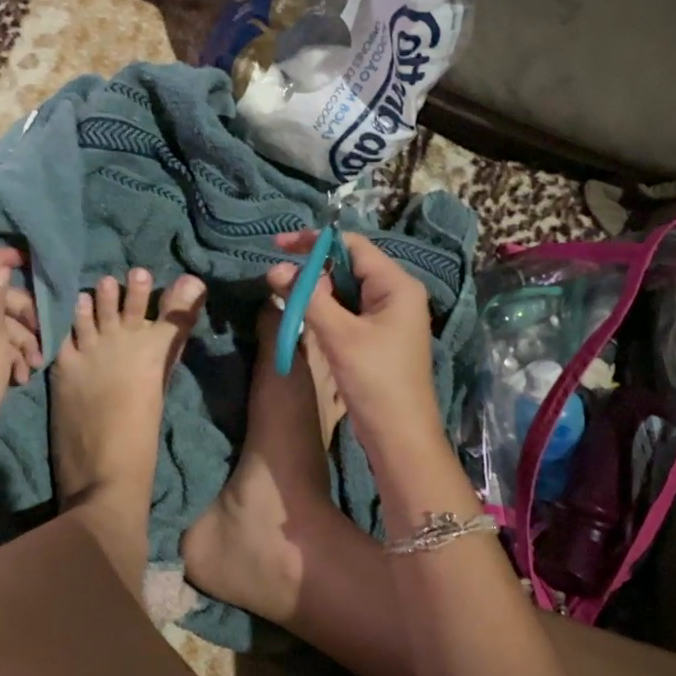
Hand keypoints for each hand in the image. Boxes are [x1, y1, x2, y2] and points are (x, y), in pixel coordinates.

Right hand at [269, 230, 445, 457]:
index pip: (352, 245)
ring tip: (284, 295)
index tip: (278, 246)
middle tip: (276, 276)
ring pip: (344, 290)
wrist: (399, 434)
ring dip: (315, 290)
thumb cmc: (376, 380)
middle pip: (348, 266)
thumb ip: (307, 298)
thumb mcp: (338, 335)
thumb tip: (275, 268)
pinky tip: (301, 316)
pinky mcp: (376, 338)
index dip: (315, 241)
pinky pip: (346, 312)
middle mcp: (395, 295)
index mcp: (396, 286)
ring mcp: (386, 317)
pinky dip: (323, 310)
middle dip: (312, 267)